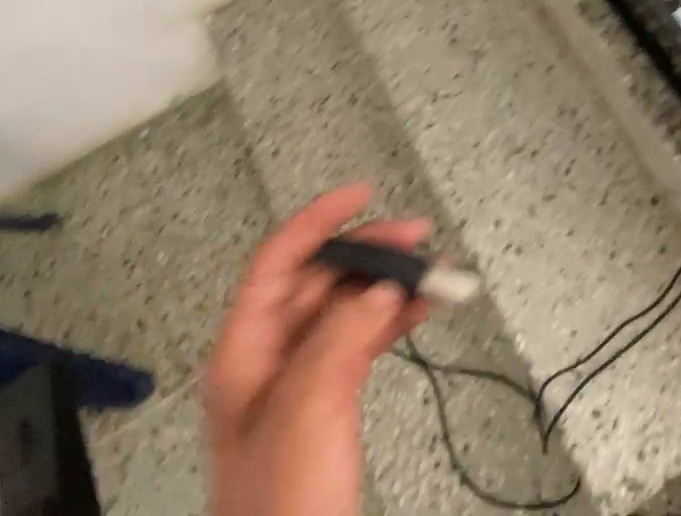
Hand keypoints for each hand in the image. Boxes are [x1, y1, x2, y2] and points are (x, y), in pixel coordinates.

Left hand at [205, 184, 430, 515]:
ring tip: (434, 269)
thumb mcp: (307, 411)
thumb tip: (382, 287)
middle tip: (418, 237)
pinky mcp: (329, 399)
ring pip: (347, 310)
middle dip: (368, 253)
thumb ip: (341, 339)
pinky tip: (426, 308)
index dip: (317, 222)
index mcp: (245, 350)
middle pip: (319, 281)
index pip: (278, 263)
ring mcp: (300, 378)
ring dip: (389, 286)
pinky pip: (363, 342)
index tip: (362, 195)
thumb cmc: (285, 500)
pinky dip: (394, 321)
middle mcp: (270, 355)